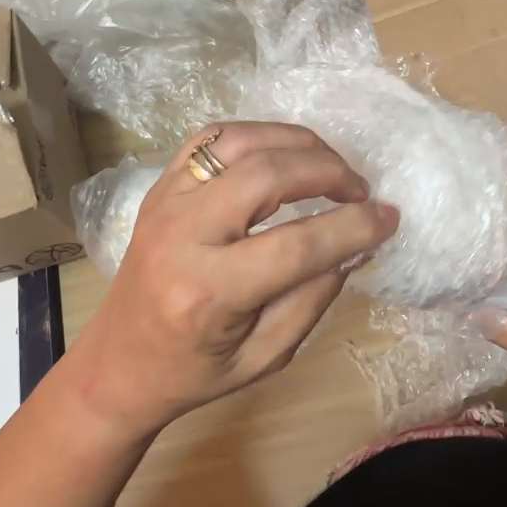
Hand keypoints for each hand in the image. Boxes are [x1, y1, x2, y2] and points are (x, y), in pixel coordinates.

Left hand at [63, 122, 399, 440]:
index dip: (353, 226)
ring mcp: (166, 200)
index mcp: (208, 292)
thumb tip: (356, 245)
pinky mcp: (161, 184)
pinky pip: (211, 137)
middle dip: (328, 172)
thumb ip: (313, 298)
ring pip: (240, 141)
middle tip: (359, 190)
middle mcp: (183, 234)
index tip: (389, 218)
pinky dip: (257, 134)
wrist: (118, 361)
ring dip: (296, 143)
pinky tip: (283, 154)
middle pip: (267, 174)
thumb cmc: (193, 371)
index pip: (296, 245)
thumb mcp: (265, 357)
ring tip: (330, 166)